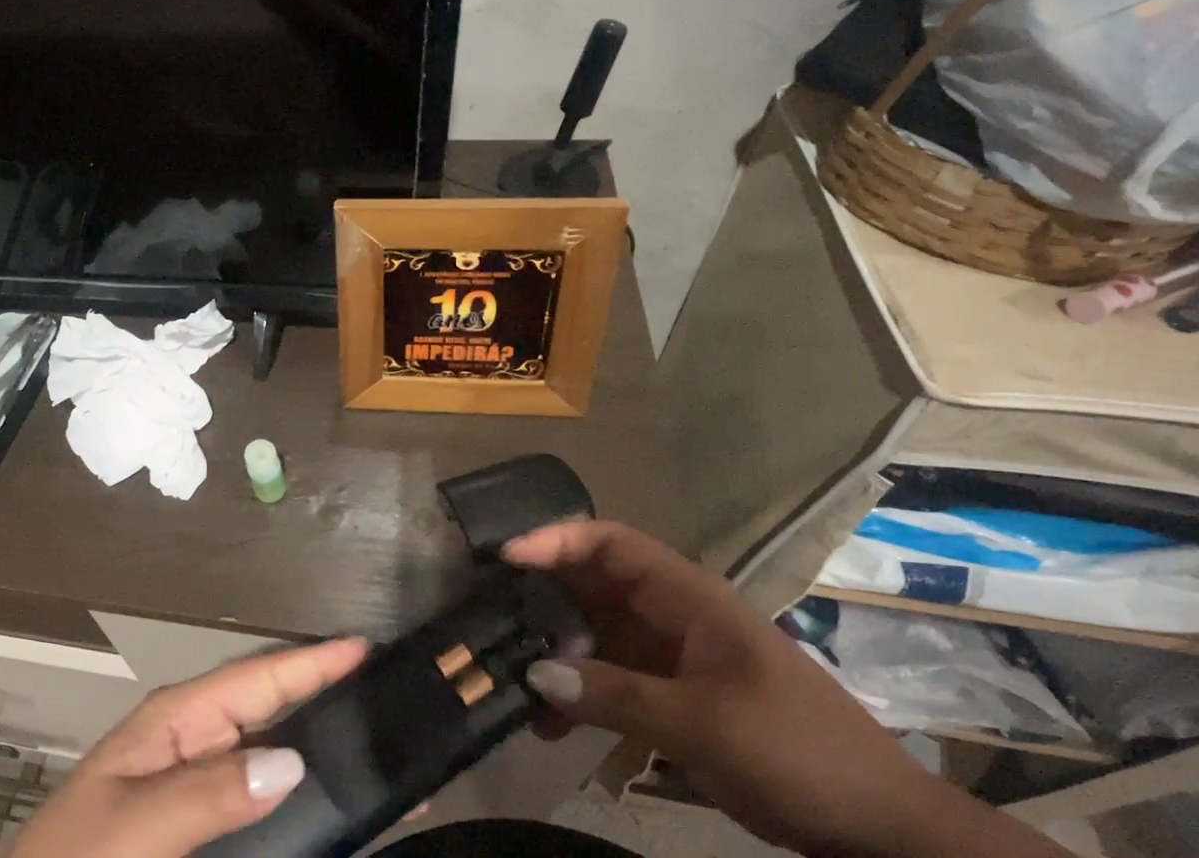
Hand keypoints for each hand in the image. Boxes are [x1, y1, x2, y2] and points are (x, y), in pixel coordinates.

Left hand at [8, 638, 367, 857]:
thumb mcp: (135, 825)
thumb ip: (206, 792)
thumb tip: (290, 760)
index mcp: (175, 722)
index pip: (255, 679)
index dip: (310, 661)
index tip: (365, 647)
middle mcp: (193, 741)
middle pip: (271, 708)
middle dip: (326, 696)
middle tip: (390, 697)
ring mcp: (199, 781)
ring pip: (272, 755)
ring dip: (320, 749)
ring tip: (379, 750)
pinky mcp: (205, 820)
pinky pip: (263, 799)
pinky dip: (302, 797)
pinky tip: (333, 803)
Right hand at [504, 521, 1070, 857]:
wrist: (877, 824)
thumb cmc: (796, 750)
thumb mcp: (701, 723)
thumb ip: (615, 695)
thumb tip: (534, 674)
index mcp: (688, 600)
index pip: (612, 544)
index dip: (557, 540)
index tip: (505, 559)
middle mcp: (673, 618)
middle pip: (593, 588)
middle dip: (540, 600)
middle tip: (487, 621)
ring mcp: (673, 660)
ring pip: (596, 639)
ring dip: (553, 657)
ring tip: (509, 684)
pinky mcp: (674, 700)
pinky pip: (610, 683)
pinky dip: (577, 697)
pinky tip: (547, 727)